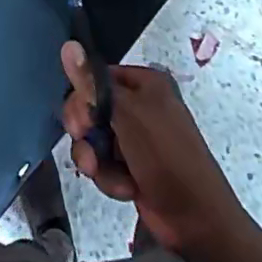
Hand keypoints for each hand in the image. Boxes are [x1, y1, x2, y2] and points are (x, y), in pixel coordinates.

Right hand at [60, 40, 250, 254]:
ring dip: (98, 163)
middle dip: (88, 137)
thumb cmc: (164, 155)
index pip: (98, 78)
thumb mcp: (127, 115)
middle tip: (91, 153)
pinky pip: (104, 164)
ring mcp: (136, 137)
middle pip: (91, 111)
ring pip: (94, 141)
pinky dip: (110, 178)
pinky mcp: (131, 166)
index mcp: (146, 83)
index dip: (83, 100)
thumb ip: (93, 84)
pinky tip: (127, 188)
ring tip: (115, 177)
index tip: (80, 123)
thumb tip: (68, 45)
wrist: (194, 215)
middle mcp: (140, 105)